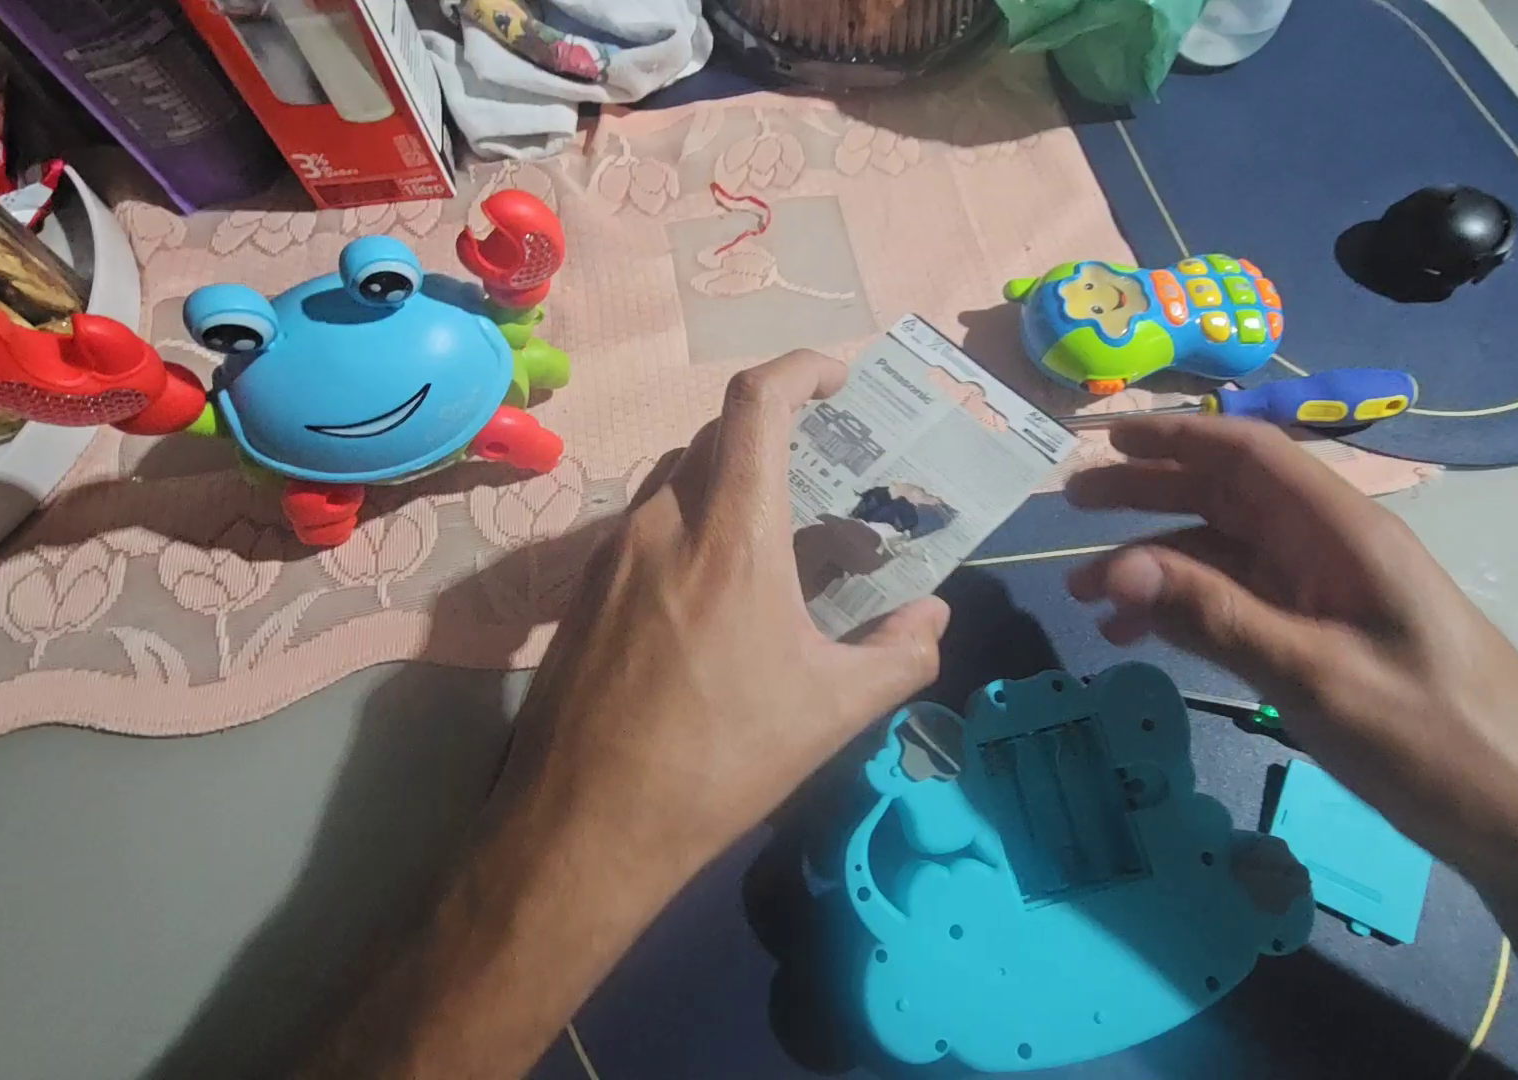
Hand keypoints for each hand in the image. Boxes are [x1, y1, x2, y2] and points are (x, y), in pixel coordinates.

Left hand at [291, 353, 948, 1079]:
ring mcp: (611, 552)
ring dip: (731, 483)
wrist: (585, 827)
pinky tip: (714, 592)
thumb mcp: (833, 709)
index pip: (757, 403)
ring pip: (678, 479)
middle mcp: (662, 521)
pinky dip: (692, 526)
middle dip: (776, 435)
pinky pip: (646, 525)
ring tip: (774, 535)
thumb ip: (901, 652)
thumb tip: (933, 616)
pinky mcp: (584, 589)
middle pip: (719, 435)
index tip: (840, 379)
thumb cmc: (720, 759)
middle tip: (820, 474)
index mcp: (729, 533)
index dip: (802, 369)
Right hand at [1063, 416, 1517, 875]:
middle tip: (1071, 505)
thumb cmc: (1440, 740)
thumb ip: (1214, 616)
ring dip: (1148, 566)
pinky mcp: (1309, 638)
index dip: (1175, 437)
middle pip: (1220, 497)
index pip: (1250, 455)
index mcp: (1341, 534)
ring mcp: (1315, 596)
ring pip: (1214, 556)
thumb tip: (1116, 566)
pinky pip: (1226, 606)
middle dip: (1144, 493)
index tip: (1105, 438)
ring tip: (1083, 593)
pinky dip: (1175, 612)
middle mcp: (1322, 550)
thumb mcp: (1317, 676)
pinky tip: (1132, 635)